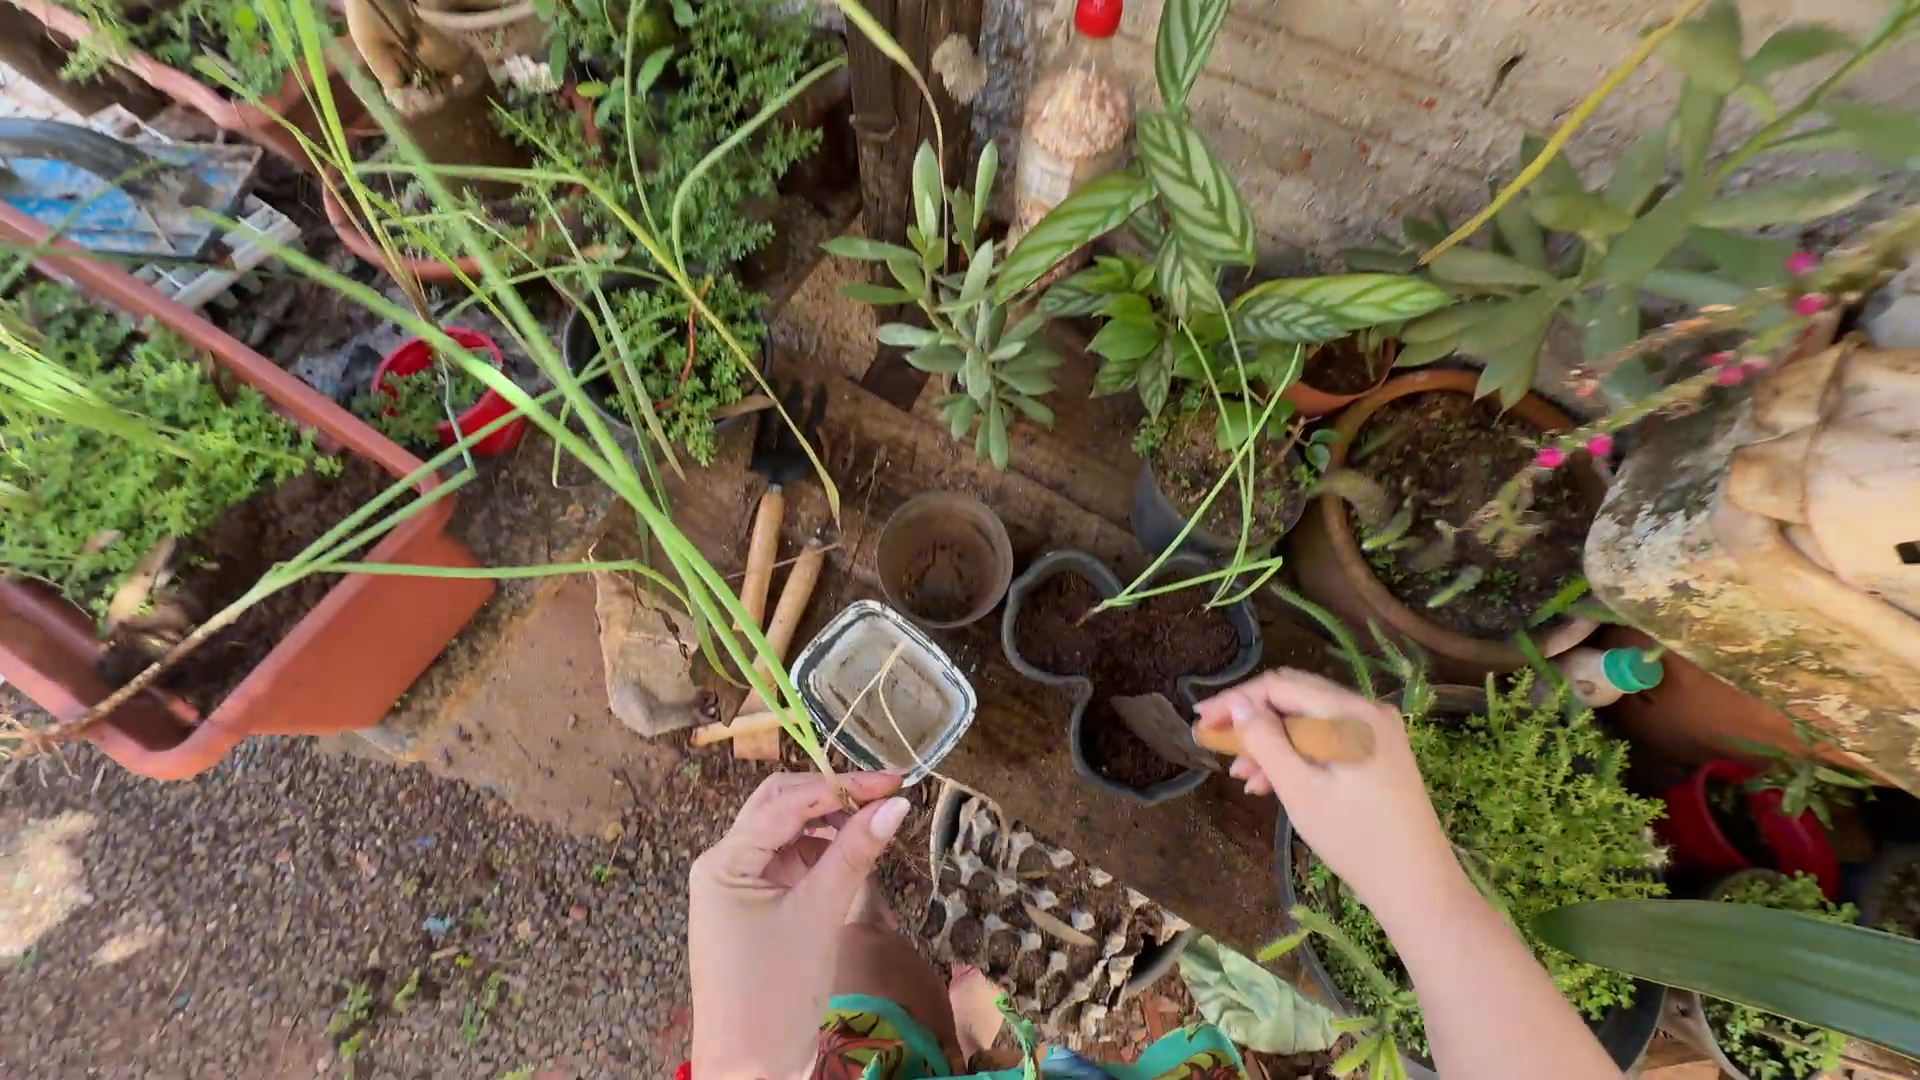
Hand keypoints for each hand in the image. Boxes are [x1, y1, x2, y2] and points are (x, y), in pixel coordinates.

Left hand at [689, 771, 910, 1079]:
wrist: (752, 1073)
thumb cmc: (777, 992)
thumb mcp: (820, 913)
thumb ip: (856, 851)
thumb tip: (897, 804)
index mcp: (724, 861)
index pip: (787, 803)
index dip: (841, 786)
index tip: (892, 780)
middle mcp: (726, 861)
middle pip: (781, 805)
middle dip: (831, 795)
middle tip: (882, 793)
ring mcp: (742, 881)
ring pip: (789, 828)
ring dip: (830, 821)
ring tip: (873, 822)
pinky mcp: (760, 901)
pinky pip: (794, 857)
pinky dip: (825, 849)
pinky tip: (854, 852)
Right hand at [1194, 668, 1456, 913]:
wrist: (1418, 888)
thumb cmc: (1354, 837)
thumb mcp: (1298, 787)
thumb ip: (1263, 739)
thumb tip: (1235, 703)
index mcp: (1350, 712)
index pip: (1279, 686)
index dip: (1235, 700)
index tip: (1201, 719)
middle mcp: (1366, 710)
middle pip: (1292, 697)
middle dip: (1249, 718)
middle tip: (1214, 739)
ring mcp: (1374, 731)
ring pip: (1305, 720)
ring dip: (1269, 740)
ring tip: (1241, 774)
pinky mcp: (1376, 751)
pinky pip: (1323, 738)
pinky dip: (1293, 753)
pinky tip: (1268, 781)